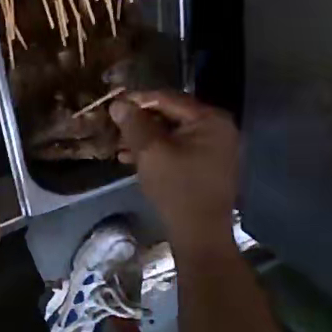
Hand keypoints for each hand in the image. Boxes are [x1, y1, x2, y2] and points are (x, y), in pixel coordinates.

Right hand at [111, 89, 239, 253]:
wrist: (200, 233)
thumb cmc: (177, 188)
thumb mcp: (150, 152)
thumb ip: (134, 124)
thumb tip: (118, 103)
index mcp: (210, 119)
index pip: (168, 98)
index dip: (138, 100)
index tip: (112, 104)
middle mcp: (219, 128)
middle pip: (172, 115)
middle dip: (141, 121)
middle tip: (115, 127)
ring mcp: (217, 148)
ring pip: (173, 134)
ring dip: (146, 138)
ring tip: (120, 146)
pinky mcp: (209, 166)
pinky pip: (180, 149)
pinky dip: (158, 152)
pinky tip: (133, 160)